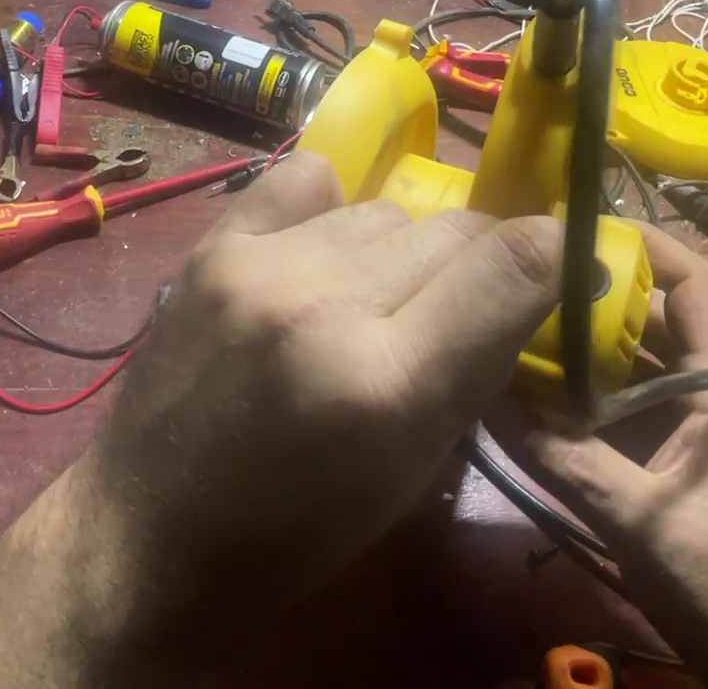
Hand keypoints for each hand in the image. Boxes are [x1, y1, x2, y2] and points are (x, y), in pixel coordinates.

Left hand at [75, 151, 563, 636]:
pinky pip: (304, 180)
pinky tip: (315, 247)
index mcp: (387, 384)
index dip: (553, 253)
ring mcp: (261, 264)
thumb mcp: (411, 472)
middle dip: (473, 262)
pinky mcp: (214, 245)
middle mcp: (326, 303)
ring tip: (367, 293)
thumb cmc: (294, 527)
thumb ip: (474, 368)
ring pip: (383, 209)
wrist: (151, 526)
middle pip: (452, 228)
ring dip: (398, 247)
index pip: (512, 265)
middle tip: (449, 302)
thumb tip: (524, 283)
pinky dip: (328, 206)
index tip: (556, 262)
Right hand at [488, 223, 707, 688]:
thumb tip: (490, 403)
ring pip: (622, 367)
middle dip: (585, 295)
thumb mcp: (653, 526)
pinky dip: (572, 400)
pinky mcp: (663, 461)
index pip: (694, 285)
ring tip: (506, 326)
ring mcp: (682, 428)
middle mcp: (701, 393)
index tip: (577, 225)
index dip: (645, 244)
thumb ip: (572, 464)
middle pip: (643, 319)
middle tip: (514, 280)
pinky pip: (612, 412)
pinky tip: (525, 397)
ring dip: (573, 349)